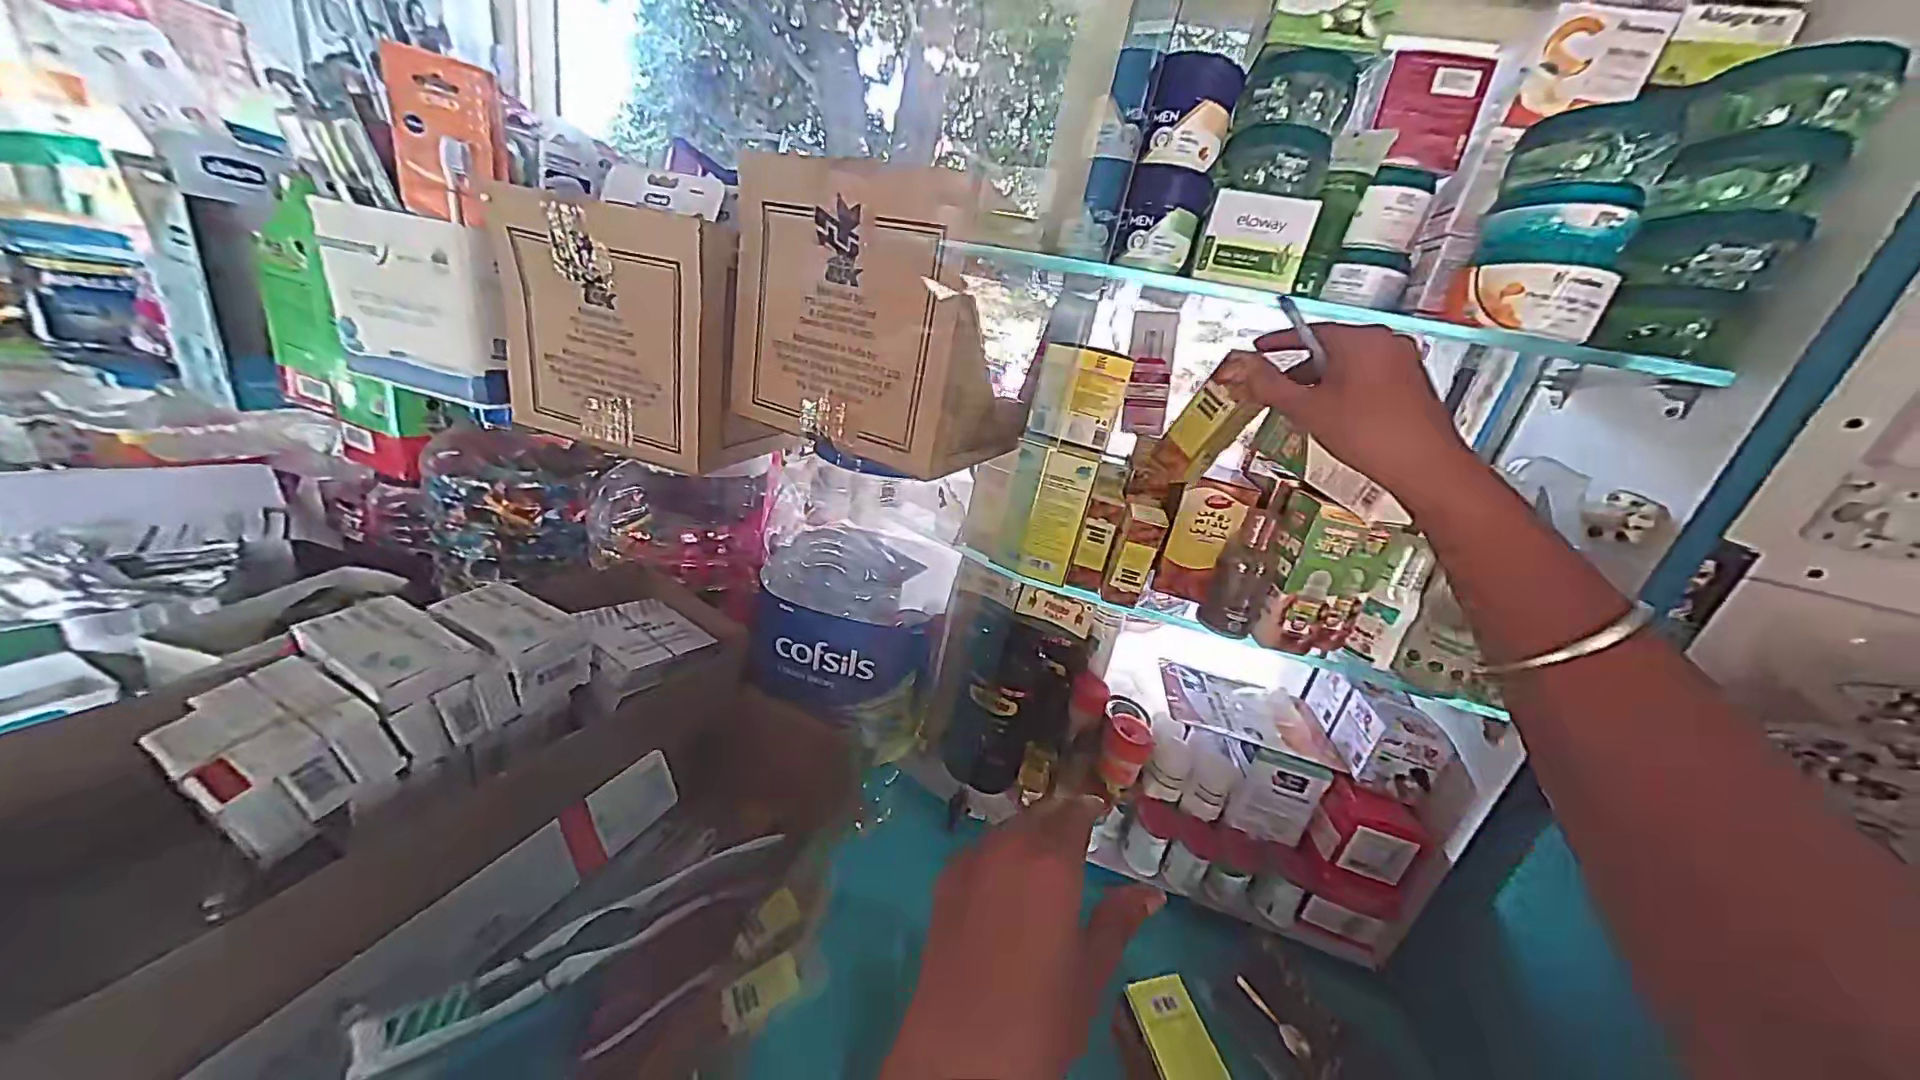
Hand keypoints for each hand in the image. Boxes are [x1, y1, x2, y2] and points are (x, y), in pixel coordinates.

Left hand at [881, 796, 1163, 1078]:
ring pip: (1006, 828)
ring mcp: (972, 861)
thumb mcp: (1090, 970)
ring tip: (1041, 856)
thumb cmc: (1040, 1016)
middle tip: (1075, 833)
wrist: (959, 1052)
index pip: (1073, 813)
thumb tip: (1150, 893)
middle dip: (1058, 816)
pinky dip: (997, 851)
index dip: (1088, 808)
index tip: (1098, 810)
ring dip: (1027, 831)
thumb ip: (1118, 921)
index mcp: (1052, 862)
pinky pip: (979, 849)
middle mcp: (1010, 847)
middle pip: (1038, 814)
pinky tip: (1003, 880)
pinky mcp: (944, 880)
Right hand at [1212, 324, 1485, 512]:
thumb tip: (1245, 366)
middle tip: (1277, 390)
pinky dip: (1344, 391)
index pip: (1309, 330)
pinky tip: (1333, 417)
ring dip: (1321, 383)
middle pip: (1329, 348)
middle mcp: (1386, 342)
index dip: (1278, 342)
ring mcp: (1403, 362)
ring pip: (1348, 365)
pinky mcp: (1411, 382)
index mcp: (1360, 340)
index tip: (1260, 348)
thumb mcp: (1306, 408)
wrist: (1423, 465)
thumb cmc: (1368, 433)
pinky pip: (1367, 377)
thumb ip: (1270, 385)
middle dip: (1300, 370)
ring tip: (1304, 410)